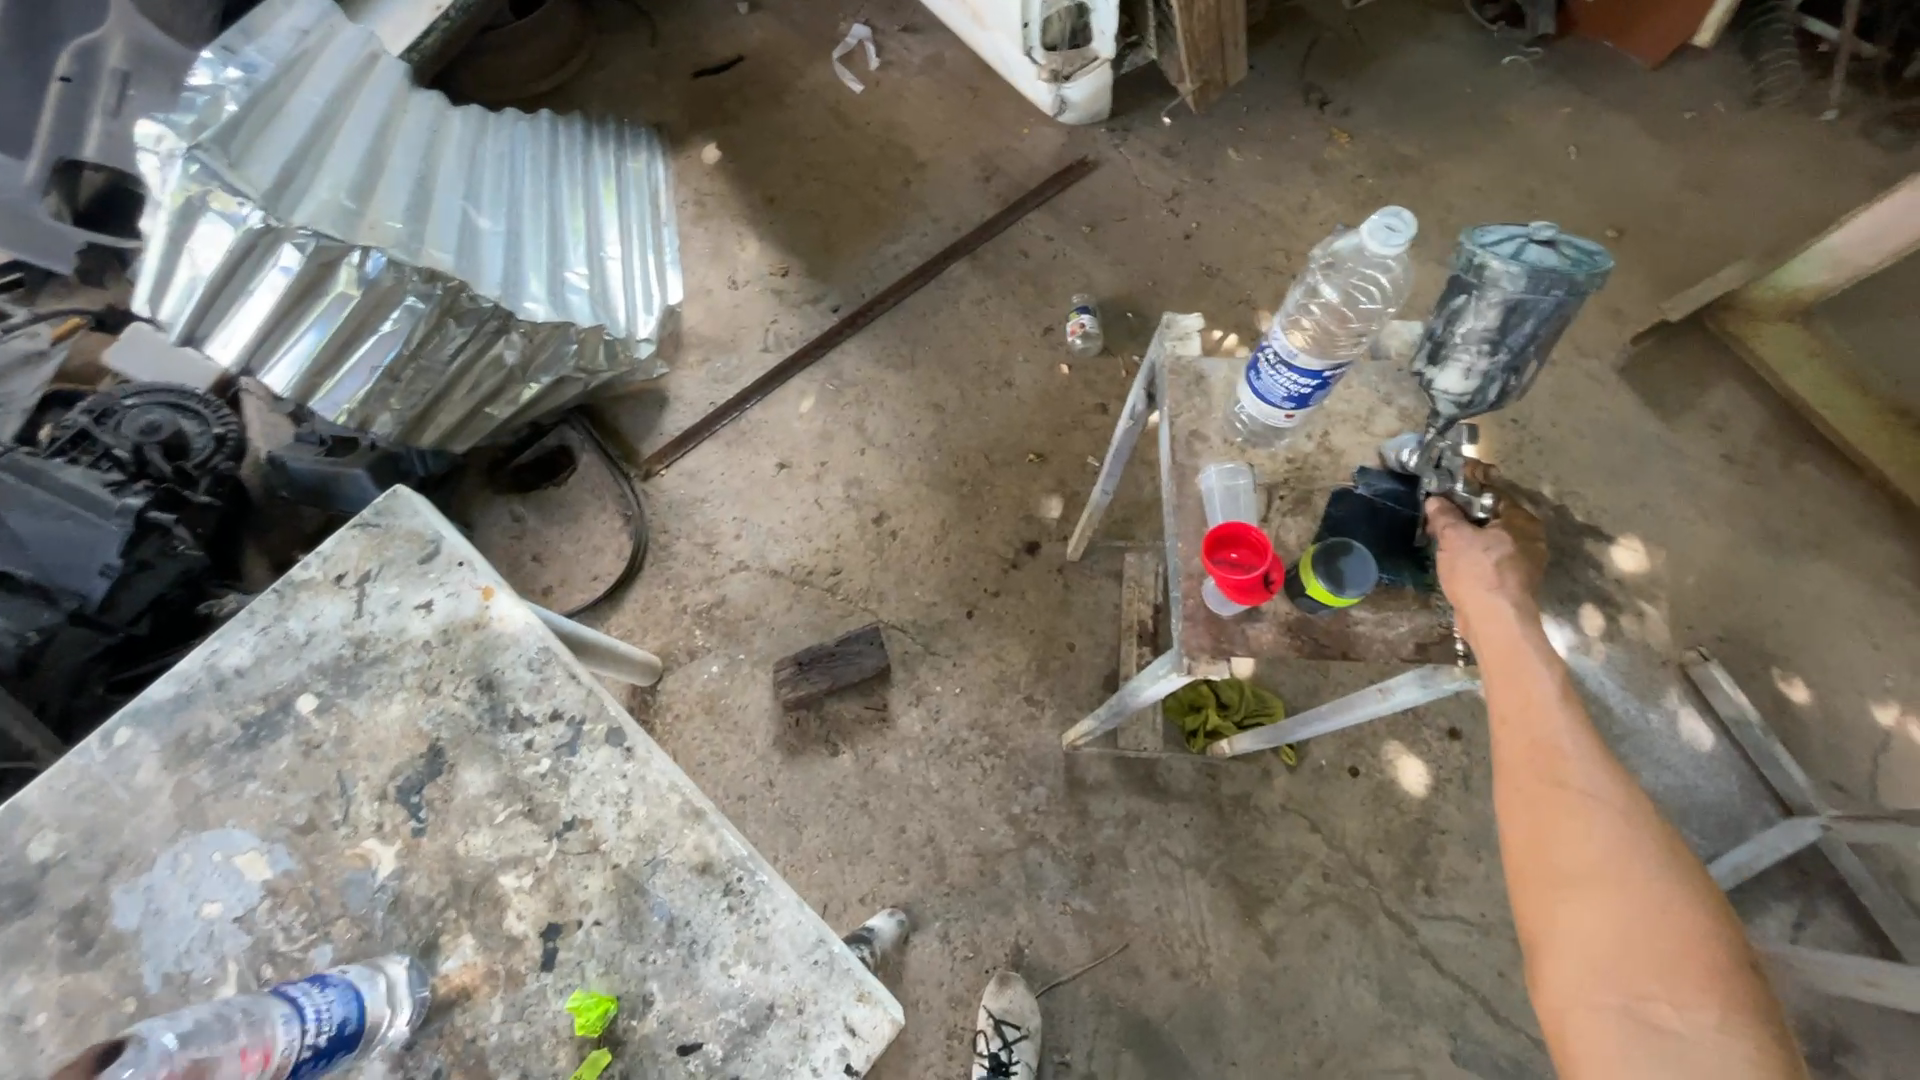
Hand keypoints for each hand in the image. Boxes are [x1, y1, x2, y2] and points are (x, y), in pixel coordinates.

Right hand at [1425, 466, 1546, 645]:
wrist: (1494, 620)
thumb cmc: (1478, 571)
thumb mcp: (1453, 537)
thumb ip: (1444, 515)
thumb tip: (1435, 500)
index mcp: (1523, 521)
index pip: (1493, 495)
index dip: (1465, 492)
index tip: (1442, 494)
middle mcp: (1531, 538)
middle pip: (1492, 519)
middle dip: (1465, 518)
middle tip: (1438, 519)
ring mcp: (1526, 562)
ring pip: (1492, 541)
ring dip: (1469, 539)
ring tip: (1442, 541)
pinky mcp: (1515, 582)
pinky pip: (1492, 560)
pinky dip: (1475, 558)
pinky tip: (1455, 562)